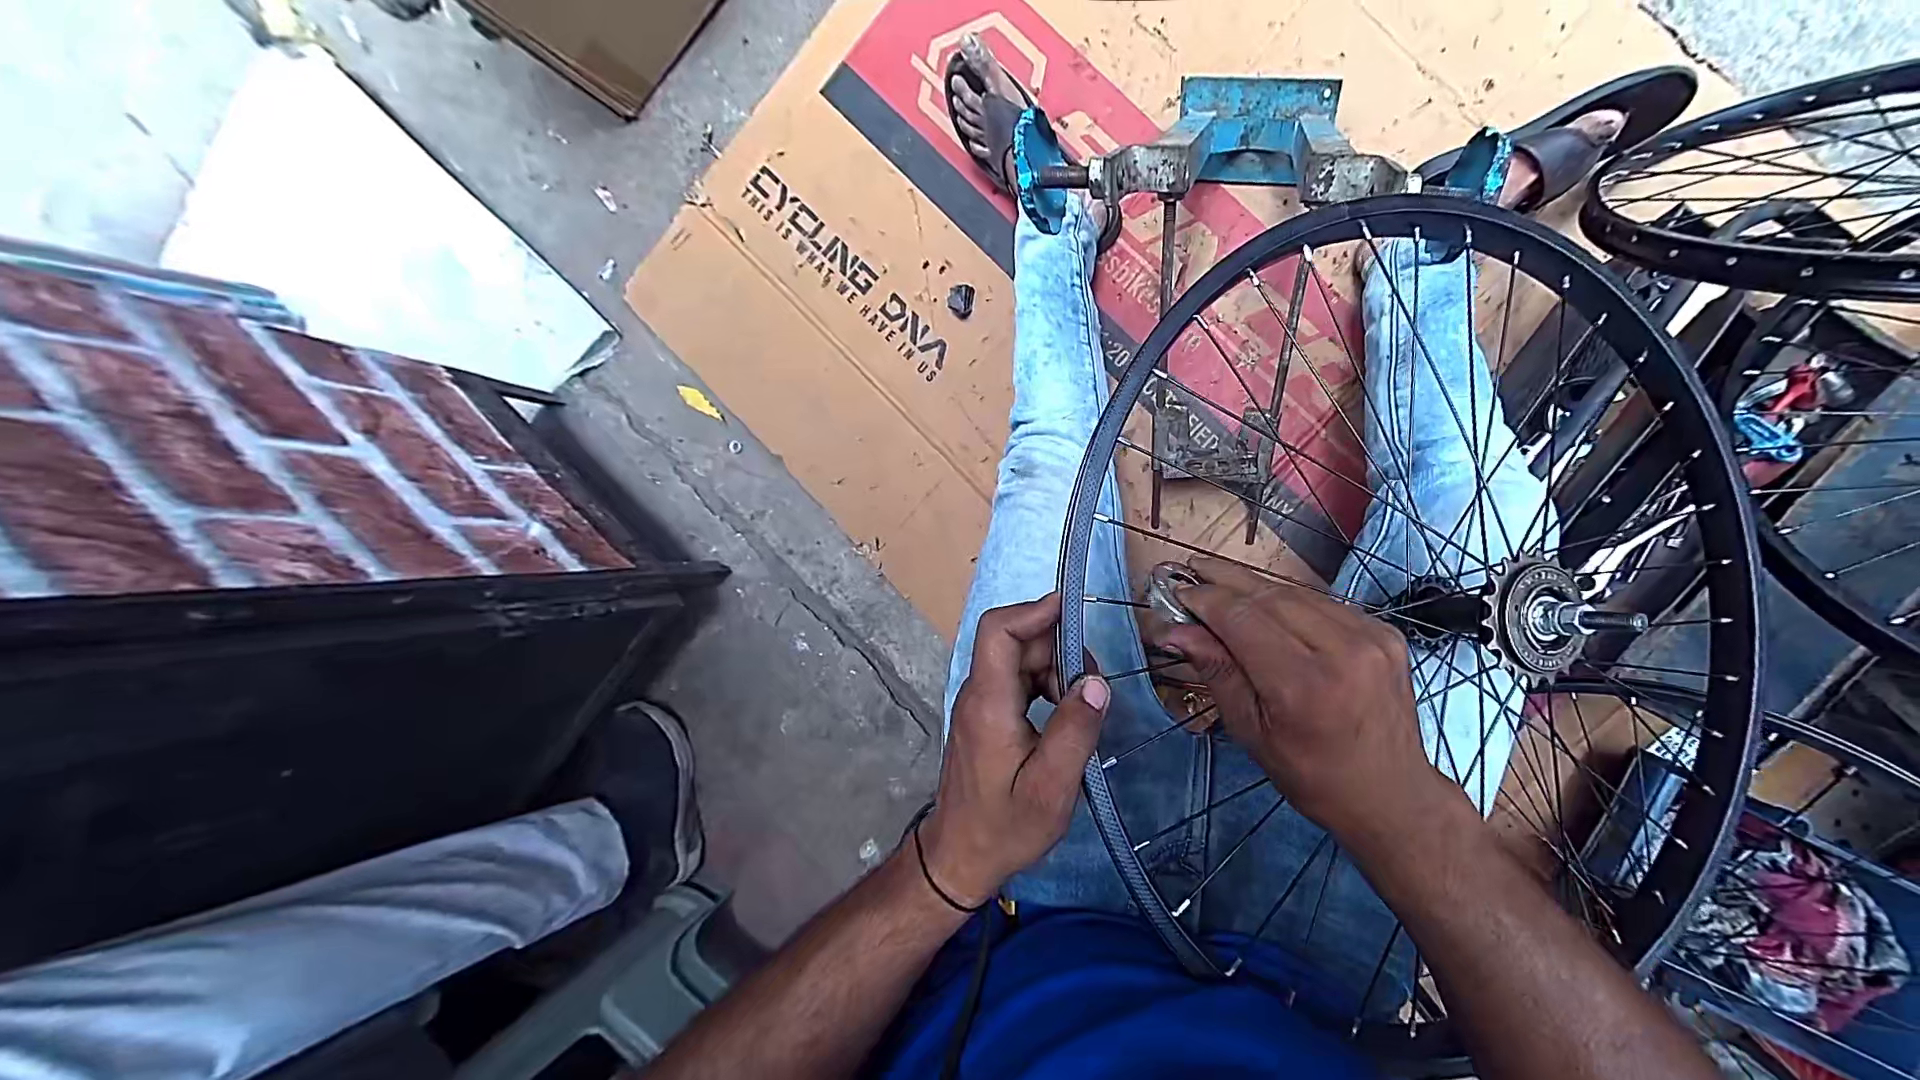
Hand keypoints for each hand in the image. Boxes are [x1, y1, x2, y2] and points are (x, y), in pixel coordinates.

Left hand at [917, 594, 1108, 906]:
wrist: (960, 856)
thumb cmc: (1004, 828)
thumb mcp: (1051, 788)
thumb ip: (1074, 732)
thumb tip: (1096, 681)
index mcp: (989, 703)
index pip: (999, 631)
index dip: (1034, 611)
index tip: (1074, 611)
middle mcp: (978, 693)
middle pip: (1015, 642)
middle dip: (1058, 649)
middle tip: (1091, 687)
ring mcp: (980, 703)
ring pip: (1019, 659)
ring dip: (1055, 669)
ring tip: (1080, 707)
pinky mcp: (986, 715)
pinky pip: (1018, 680)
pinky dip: (1045, 686)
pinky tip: (1064, 715)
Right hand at [1146, 559, 1446, 848]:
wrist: (1390, 792)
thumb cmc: (1309, 772)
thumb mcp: (1249, 729)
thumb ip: (1216, 670)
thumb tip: (1173, 630)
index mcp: (1304, 685)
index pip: (1243, 619)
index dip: (1206, 599)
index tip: (1178, 591)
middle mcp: (1343, 651)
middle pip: (1269, 596)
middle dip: (1224, 580)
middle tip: (1192, 568)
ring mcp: (1371, 637)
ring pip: (1295, 592)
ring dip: (1253, 585)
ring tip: (1219, 579)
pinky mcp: (1385, 632)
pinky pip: (1322, 602)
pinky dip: (1287, 598)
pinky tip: (1265, 602)